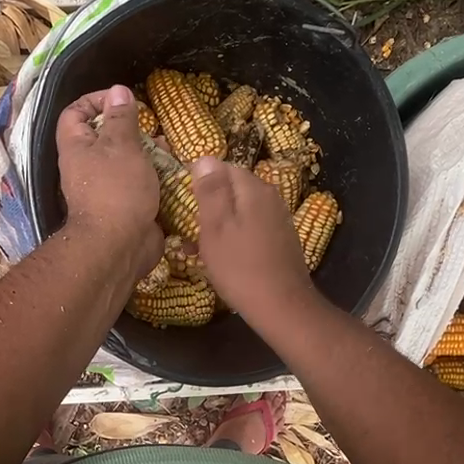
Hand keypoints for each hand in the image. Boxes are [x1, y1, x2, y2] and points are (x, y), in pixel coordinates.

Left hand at [55, 85, 161, 266]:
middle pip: (107, 139)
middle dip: (132, 130)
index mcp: (77, 148)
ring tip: (170, 149)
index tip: (120, 98)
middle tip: (153, 128)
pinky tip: (176, 173)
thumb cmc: (116, 190)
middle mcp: (88, 168)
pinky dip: (158, 179)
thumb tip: (118, 91)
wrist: (120, 247)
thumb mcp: (121, 145)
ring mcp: (108, 190)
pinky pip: (142, 187)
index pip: (75, 114)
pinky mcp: (128, 208)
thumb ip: (121, 118)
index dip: (94, 100)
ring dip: (150, 155)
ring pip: (129, 163)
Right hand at [189, 157, 316, 315]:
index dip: (199, 181)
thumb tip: (204, 158)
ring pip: (239, 211)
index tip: (182, 203)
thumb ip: (211, 190)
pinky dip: (232, 237)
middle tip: (187, 229)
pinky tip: (220, 258)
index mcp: (254, 188)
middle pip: (232, 190)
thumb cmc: (240, 267)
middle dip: (208, 205)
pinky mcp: (280, 241)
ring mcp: (278, 219)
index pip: (222, 167)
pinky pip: (249, 229)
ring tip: (197, 248)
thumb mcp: (216, 227)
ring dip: (217, 224)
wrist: (281, 306)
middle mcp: (270, 197)